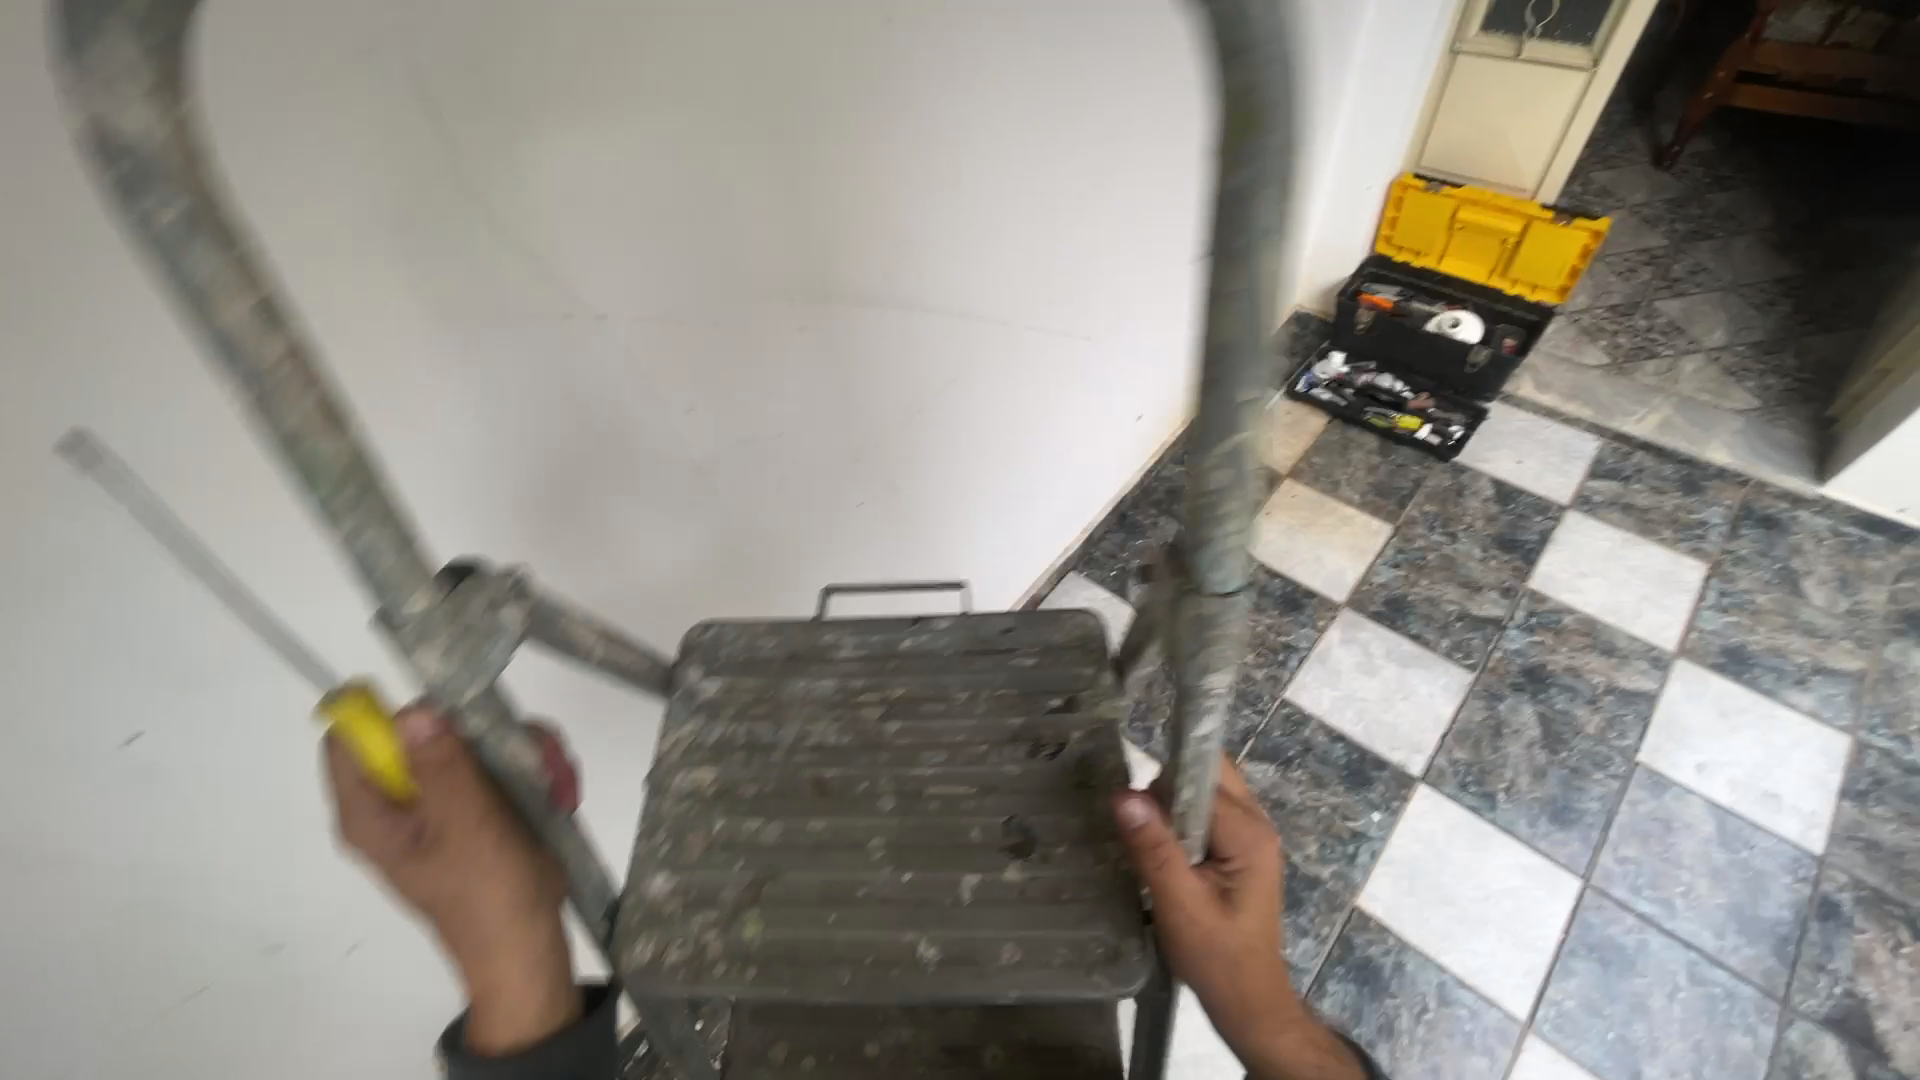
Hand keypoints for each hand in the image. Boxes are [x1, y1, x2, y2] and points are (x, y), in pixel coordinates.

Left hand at [325, 703, 581, 1055]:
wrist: (526, 937)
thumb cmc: (487, 890)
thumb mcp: (466, 826)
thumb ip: (442, 768)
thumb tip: (415, 709)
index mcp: (373, 810)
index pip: (353, 738)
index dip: (394, 714)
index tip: (455, 711)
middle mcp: (402, 797)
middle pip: (432, 728)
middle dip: (491, 733)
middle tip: (534, 753)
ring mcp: (446, 798)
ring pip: (480, 739)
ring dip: (527, 753)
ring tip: (556, 781)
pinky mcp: (482, 802)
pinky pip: (507, 760)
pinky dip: (538, 770)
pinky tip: (559, 793)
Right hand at [1112, 756, 1365, 1079]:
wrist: (1248, 1001)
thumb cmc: (1216, 957)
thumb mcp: (1178, 904)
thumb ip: (1153, 847)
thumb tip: (1123, 794)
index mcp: (1249, 832)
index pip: (1199, 777)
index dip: (1163, 787)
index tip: (1133, 814)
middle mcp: (1256, 822)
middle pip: (1207, 772)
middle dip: (1168, 788)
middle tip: (1143, 828)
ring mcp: (1251, 833)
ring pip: (1204, 788)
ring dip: (1172, 805)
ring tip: (1151, 842)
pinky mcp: (1239, 846)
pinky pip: (1205, 810)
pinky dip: (1180, 819)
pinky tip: (1164, 850)